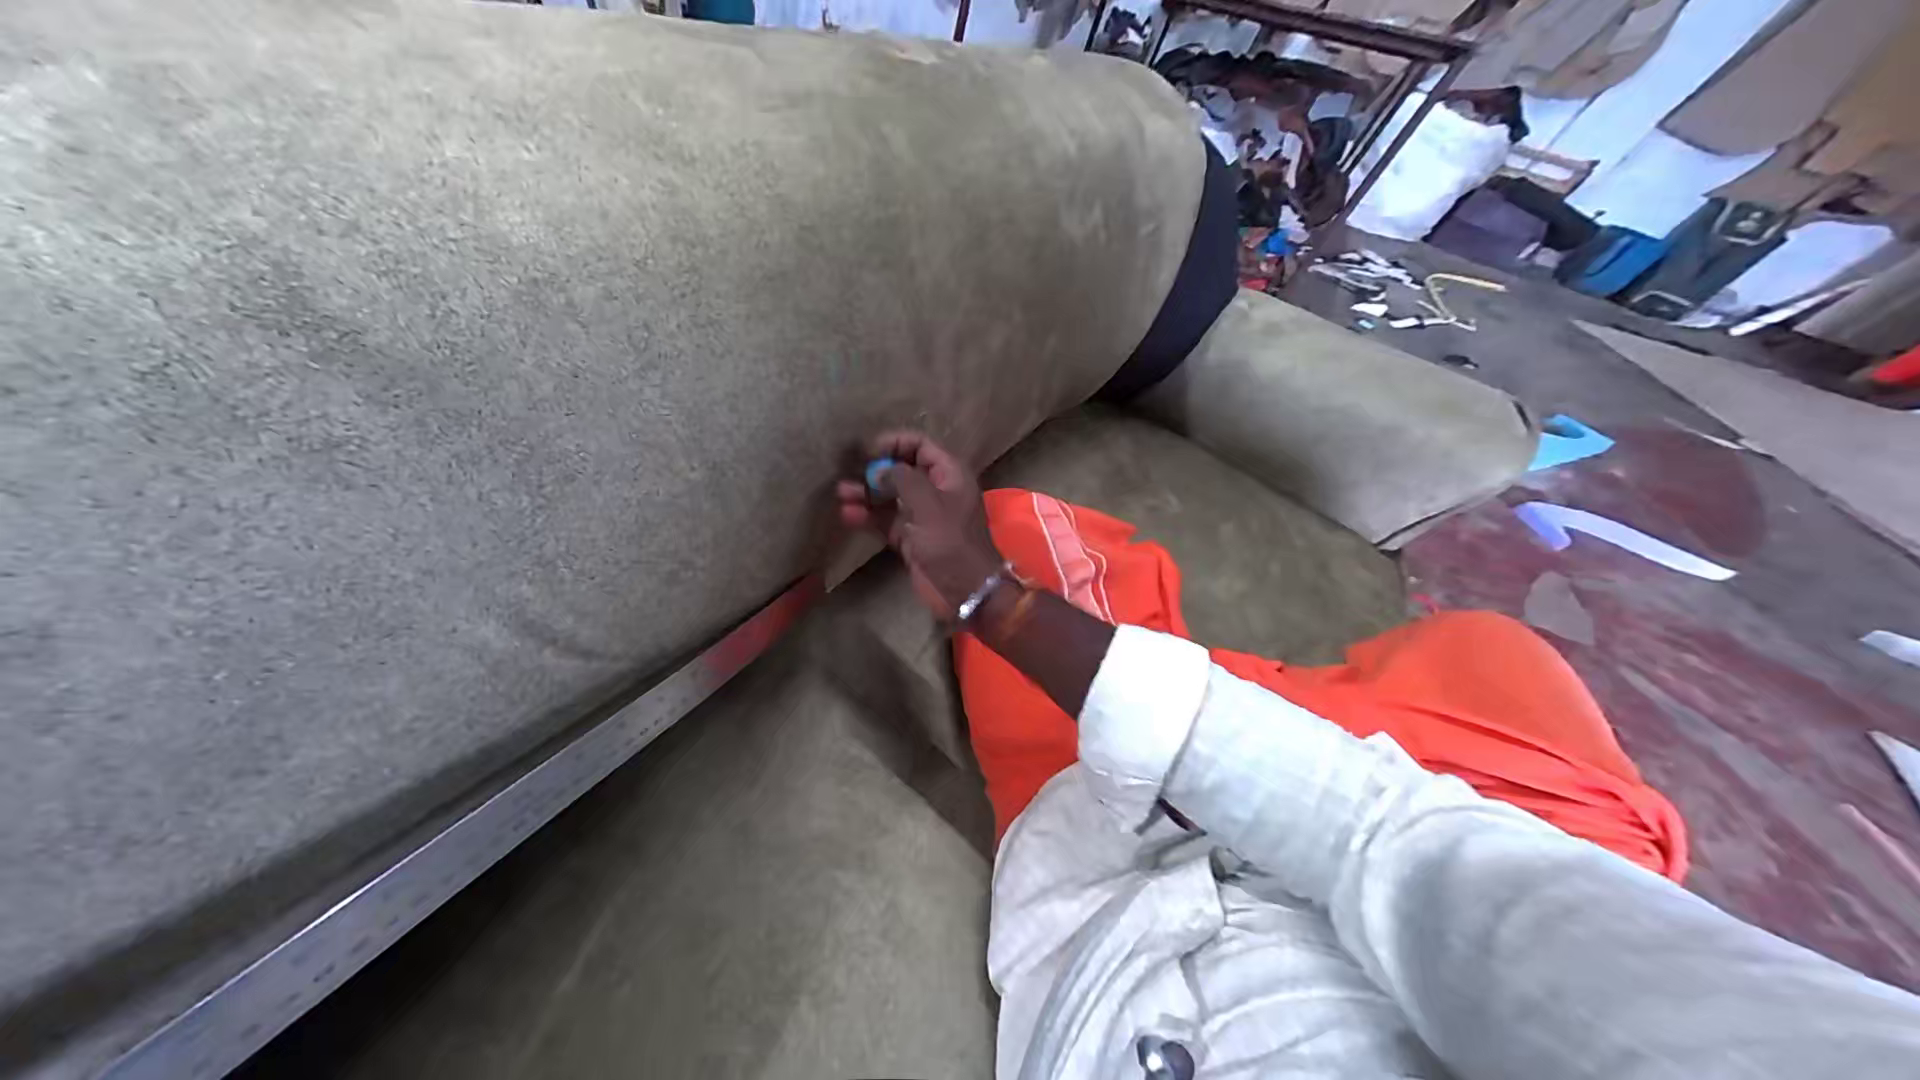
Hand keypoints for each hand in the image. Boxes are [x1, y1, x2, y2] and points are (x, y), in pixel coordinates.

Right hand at [837, 431, 1005, 619]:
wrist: (965, 591)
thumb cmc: (951, 542)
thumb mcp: (929, 504)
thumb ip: (903, 479)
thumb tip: (880, 469)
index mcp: (950, 475)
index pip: (921, 446)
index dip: (895, 443)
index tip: (868, 450)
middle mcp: (936, 491)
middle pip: (903, 470)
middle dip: (876, 470)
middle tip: (850, 473)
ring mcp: (922, 516)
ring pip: (891, 497)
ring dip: (867, 494)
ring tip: (841, 493)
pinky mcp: (910, 539)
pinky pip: (886, 521)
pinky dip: (868, 517)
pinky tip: (847, 514)